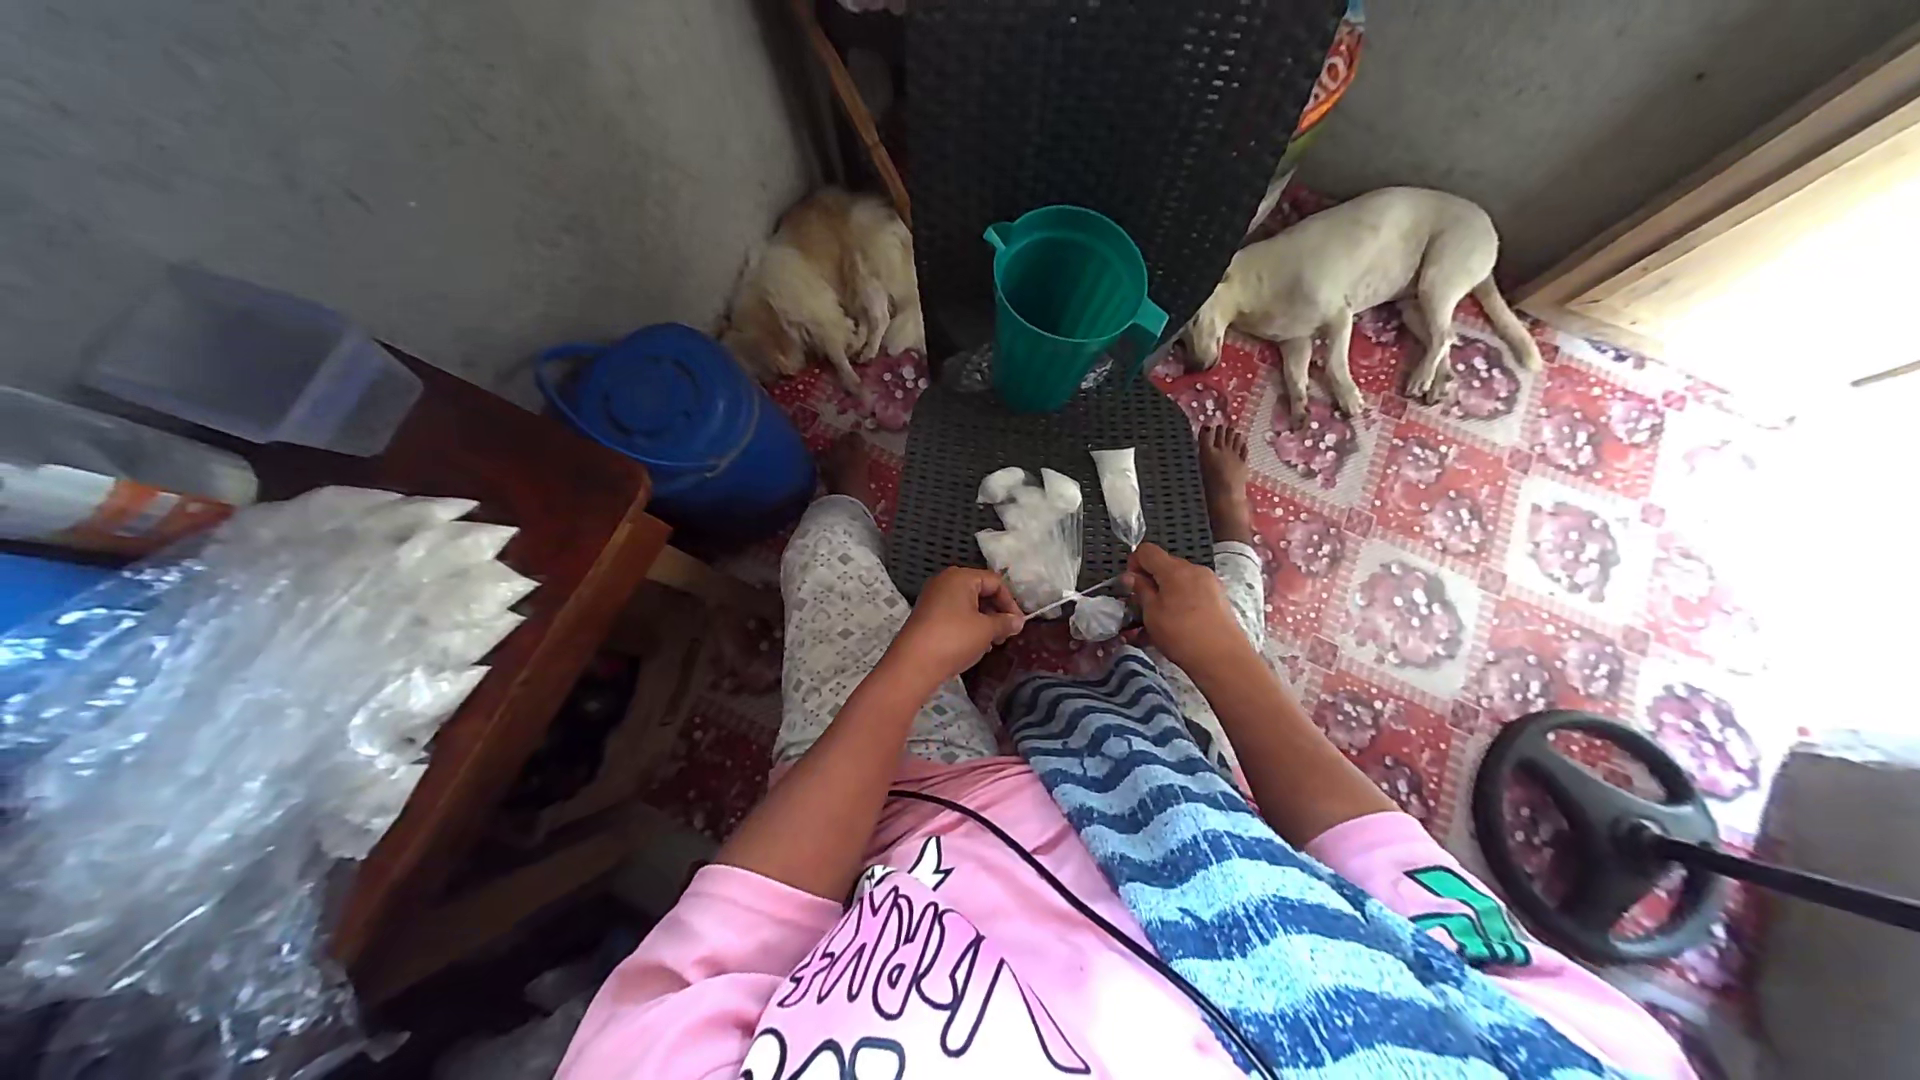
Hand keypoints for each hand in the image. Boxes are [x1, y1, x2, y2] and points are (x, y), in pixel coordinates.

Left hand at [885, 567, 1025, 685]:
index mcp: (960, 577)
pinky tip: (975, 645)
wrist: (913, 664)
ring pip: (967, 604)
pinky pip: (954, 614)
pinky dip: (968, 625)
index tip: (1018, 624)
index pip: (995, 582)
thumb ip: (1005, 622)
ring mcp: (933, 598)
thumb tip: (1018, 621)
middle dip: (997, 612)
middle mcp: (945, 581)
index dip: (1010, 602)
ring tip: (992, 643)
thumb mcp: (986, 630)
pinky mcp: (926, 615)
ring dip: (984, 621)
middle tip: (1006, 634)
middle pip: (980, 591)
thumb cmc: (954, 639)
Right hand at [1123, 542, 1256, 675]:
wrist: (1222, 658)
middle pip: (1165, 563)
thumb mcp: (1151, 613)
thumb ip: (1140, 590)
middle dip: (1151, 578)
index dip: (1134, 563)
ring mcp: (1210, 582)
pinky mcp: (1219, 597)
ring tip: (1162, 616)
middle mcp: (1194, 569)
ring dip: (1167, 590)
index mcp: (1174, 569)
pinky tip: (1180, 621)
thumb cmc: (1180, 634)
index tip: (1131, 585)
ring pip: (1180, 578)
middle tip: (1143, 603)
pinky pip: (1194, 590)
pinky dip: (1182, 598)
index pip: (1147, 550)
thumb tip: (1132, 576)